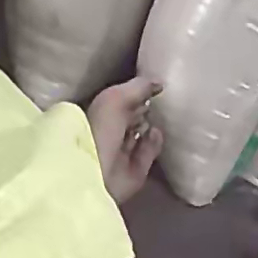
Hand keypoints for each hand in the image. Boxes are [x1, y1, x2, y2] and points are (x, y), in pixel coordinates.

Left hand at [87, 77, 163, 204]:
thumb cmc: (100, 131)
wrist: (97, 174)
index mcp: (99, 117)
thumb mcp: (115, 99)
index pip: (119, 102)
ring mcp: (122, 156)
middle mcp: (110, 136)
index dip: (135, 93)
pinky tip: (155, 133)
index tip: (152, 86)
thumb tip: (159, 83)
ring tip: (159, 116)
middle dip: (144, 109)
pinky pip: (148, 154)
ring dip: (150, 125)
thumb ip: (138, 87)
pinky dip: (154, 143)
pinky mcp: (135, 173)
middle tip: (158, 100)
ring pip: (141, 136)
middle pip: (131, 119)